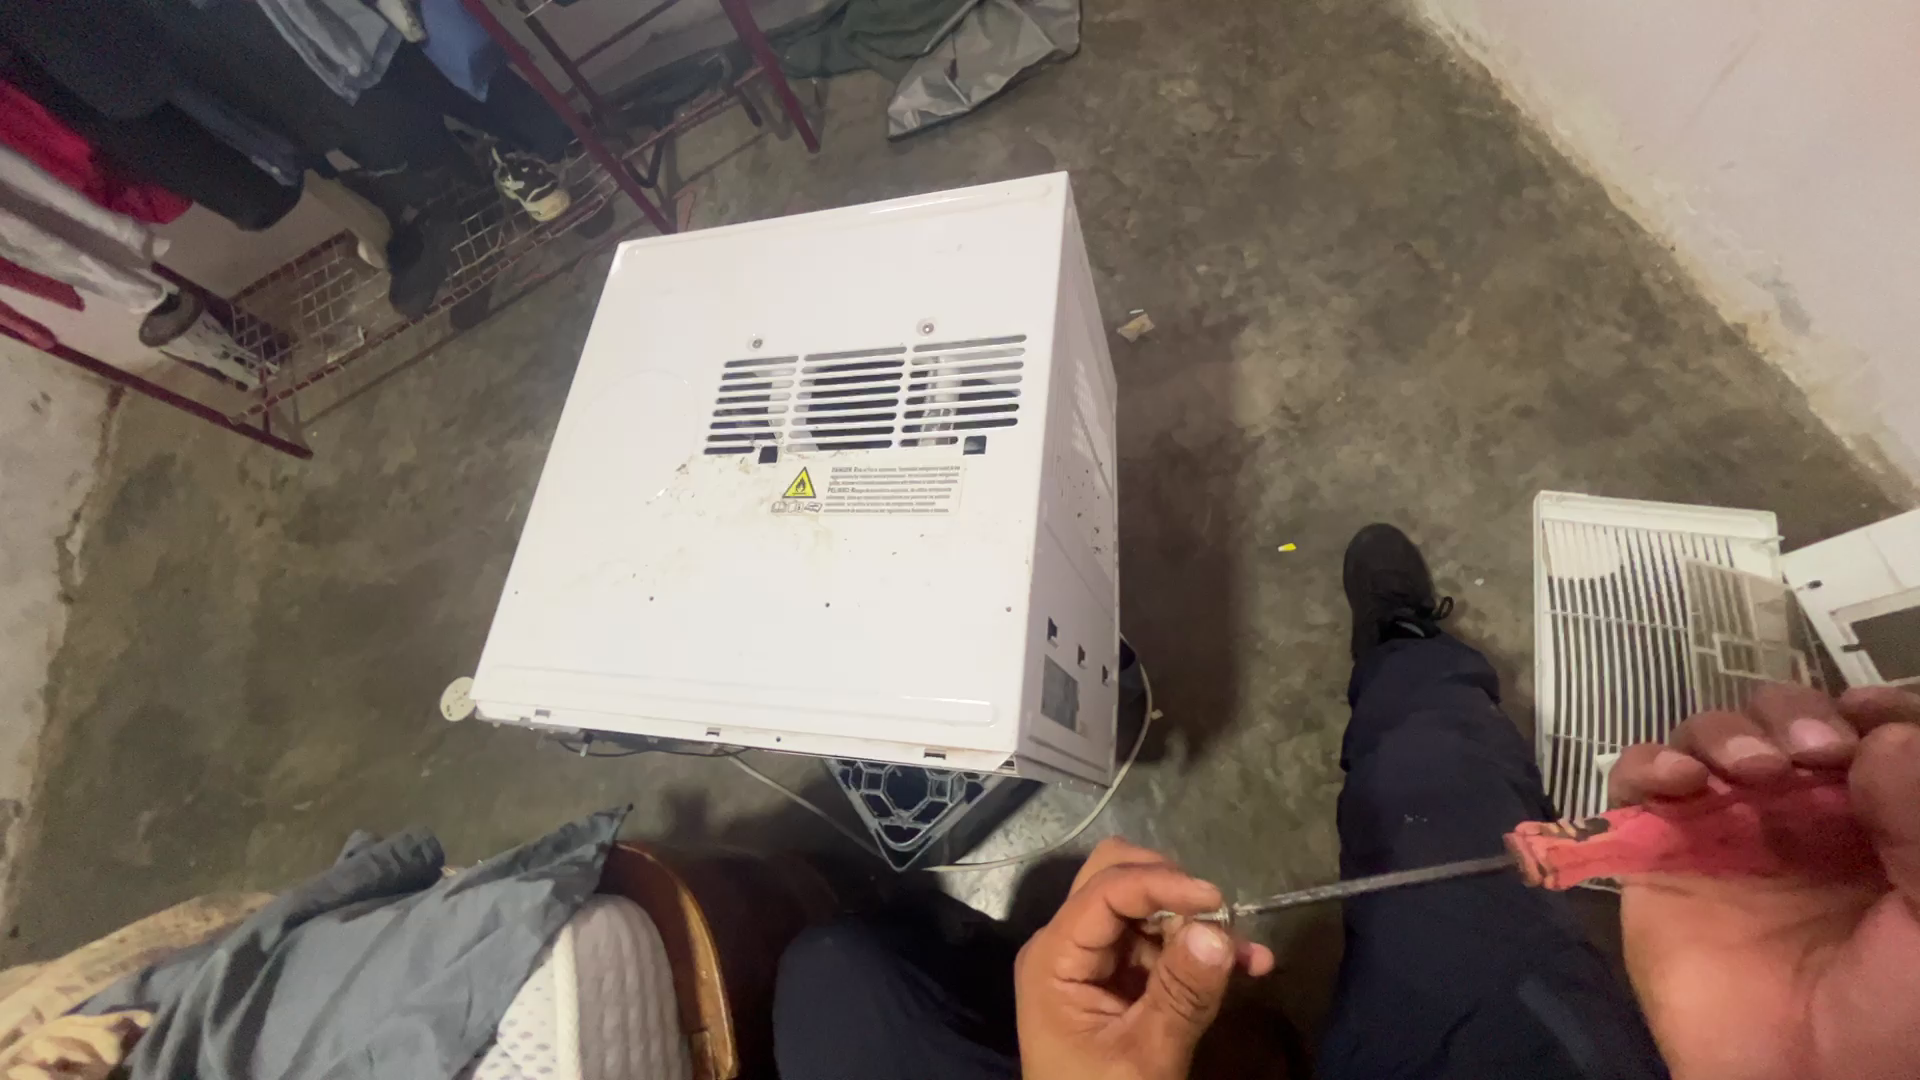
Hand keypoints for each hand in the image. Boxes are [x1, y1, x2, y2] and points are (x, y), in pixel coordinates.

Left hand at [1014, 838, 1274, 1079]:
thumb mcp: (1145, 1060)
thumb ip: (1181, 996)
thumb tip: (1218, 930)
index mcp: (1054, 955)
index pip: (1104, 891)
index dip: (1160, 884)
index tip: (1216, 897)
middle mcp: (1065, 943)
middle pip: (1111, 878)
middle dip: (1168, 888)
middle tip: (1218, 916)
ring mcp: (1090, 959)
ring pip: (1139, 908)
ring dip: (1191, 920)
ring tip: (1245, 950)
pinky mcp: (1116, 978)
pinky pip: (1156, 943)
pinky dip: (1194, 947)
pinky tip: (1246, 964)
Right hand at [1609, 683, 1919, 1079]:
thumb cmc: (1910, 1018)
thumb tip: (1881, 734)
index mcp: (1893, 829)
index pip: (1877, 736)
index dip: (1873, 709)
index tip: (1872, 711)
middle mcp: (1809, 815)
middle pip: (1786, 722)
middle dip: (1794, 717)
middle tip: (1810, 751)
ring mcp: (1725, 828)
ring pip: (1709, 737)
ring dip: (1723, 734)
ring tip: (1745, 770)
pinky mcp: (1655, 845)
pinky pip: (1635, 777)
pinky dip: (1647, 761)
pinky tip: (1674, 782)